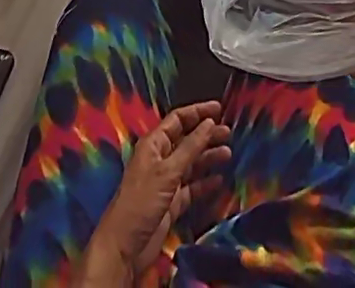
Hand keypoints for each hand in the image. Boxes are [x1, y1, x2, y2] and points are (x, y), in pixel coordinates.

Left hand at [76, 101, 231, 287]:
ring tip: (228, 154)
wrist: (125, 246)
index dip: (197, 112)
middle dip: (206, 135)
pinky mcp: (172, 203)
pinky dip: (204, 183)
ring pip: (191, 163)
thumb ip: (190, 147)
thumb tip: (209, 122)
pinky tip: (219, 180)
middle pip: (187, 140)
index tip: (218, 109)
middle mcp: (160, 159)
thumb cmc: (142, 200)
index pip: (177, 120)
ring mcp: (166, 181)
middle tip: (228, 132)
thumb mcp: (167, 170)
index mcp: (154, 144)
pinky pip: (192, 187)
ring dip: (208, 157)